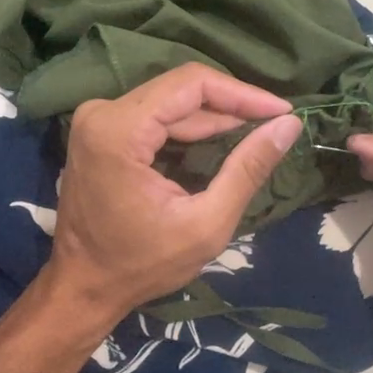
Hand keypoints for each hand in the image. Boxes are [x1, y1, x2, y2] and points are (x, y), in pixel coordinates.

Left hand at [46, 64, 301, 331]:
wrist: (84, 287)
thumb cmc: (142, 265)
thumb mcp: (206, 224)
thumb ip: (247, 169)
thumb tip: (289, 124)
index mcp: (118, 130)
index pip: (191, 84)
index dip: (242, 93)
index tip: (283, 110)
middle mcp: (101, 112)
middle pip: (180, 89)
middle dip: (232, 104)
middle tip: (277, 122)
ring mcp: (97, 120)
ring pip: (170, 100)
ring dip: (216, 114)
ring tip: (260, 129)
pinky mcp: (101, 131)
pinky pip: (155, 114)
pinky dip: (192, 125)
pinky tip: (226, 137)